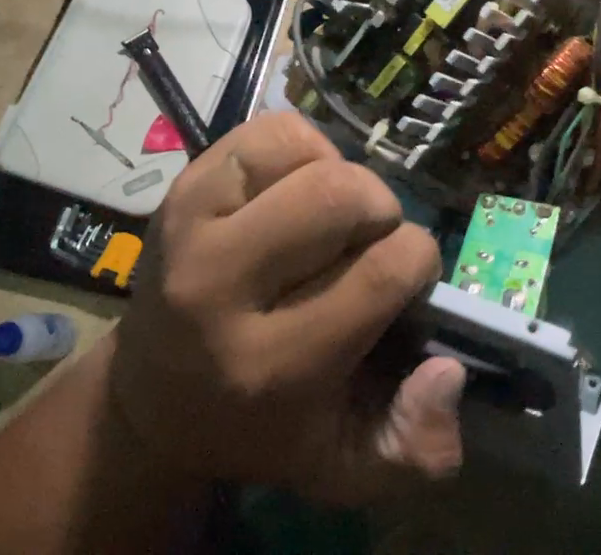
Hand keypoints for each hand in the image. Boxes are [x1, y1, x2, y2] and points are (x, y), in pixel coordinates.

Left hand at [107, 112, 465, 502]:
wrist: (152, 398)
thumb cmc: (259, 429)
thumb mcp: (342, 468)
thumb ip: (415, 445)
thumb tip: (448, 369)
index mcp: (270, 366)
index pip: (381, 272)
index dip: (418, 261)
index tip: (410, 277)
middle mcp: (220, 289)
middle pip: (341, 197)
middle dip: (382, 212)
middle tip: (373, 242)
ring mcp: (192, 228)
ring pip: (307, 158)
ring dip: (344, 177)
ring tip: (335, 218)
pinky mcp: (181, 189)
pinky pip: (270, 132)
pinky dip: (306, 151)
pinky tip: (301, 188)